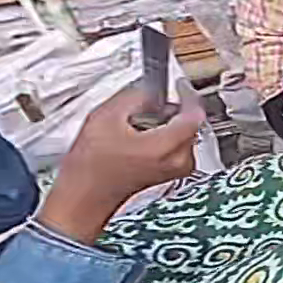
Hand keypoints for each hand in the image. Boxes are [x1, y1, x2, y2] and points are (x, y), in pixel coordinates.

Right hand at [36, 84, 206, 242]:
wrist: (86, 196)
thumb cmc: (92, 166)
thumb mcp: (106, 117)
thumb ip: (136, 96)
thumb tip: (152, 90)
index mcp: (166, 147)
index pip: (195, 114)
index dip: (188, 95)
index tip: (179, 86)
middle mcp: (179, 160)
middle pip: (190, 123)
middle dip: (172, 110)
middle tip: (149, 106)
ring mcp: (178, 169)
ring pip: (185, 133)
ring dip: (168, 123)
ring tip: (139, 126)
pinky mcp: (174, 172)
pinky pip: (179, 145)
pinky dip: (165, 136)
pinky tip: (141, 138)